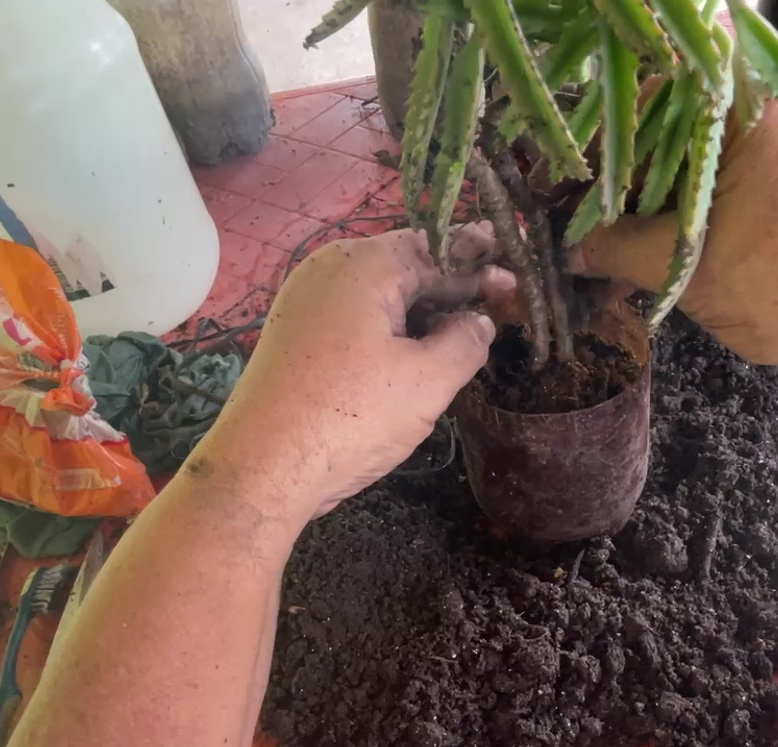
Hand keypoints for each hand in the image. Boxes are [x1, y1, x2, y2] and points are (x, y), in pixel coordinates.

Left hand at [188, 225, 513, 524]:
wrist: (265, 467)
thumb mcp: (428, 380)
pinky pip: (353, 321)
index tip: (512, 282)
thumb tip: (478, 322)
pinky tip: (410, 361)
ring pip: (378, 298)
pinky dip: (388, 332)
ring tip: (456, 343)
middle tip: (490, 314)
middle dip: (449, 290)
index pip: (434, 248)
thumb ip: (465, 342)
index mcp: (362, 264)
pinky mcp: (295, 337)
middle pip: (404, 268)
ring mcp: (305, 303)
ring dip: (420, 316)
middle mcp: (327, 270)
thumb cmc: (353, 417)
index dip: (478, 265)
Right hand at [569, 102, 777, 401]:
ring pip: (688, 152)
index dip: (595, 130)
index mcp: (746, 98)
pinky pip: (717, 177)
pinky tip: (647, 250)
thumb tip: (566, 250)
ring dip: (645, 199)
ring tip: (607, 248)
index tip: (562, 178)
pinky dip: (679, 208)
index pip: (646, 85)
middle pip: (665, 118)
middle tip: (579, 223)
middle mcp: (767, 99)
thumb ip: (614, 249)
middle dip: (617, 173)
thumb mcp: (687, 267)